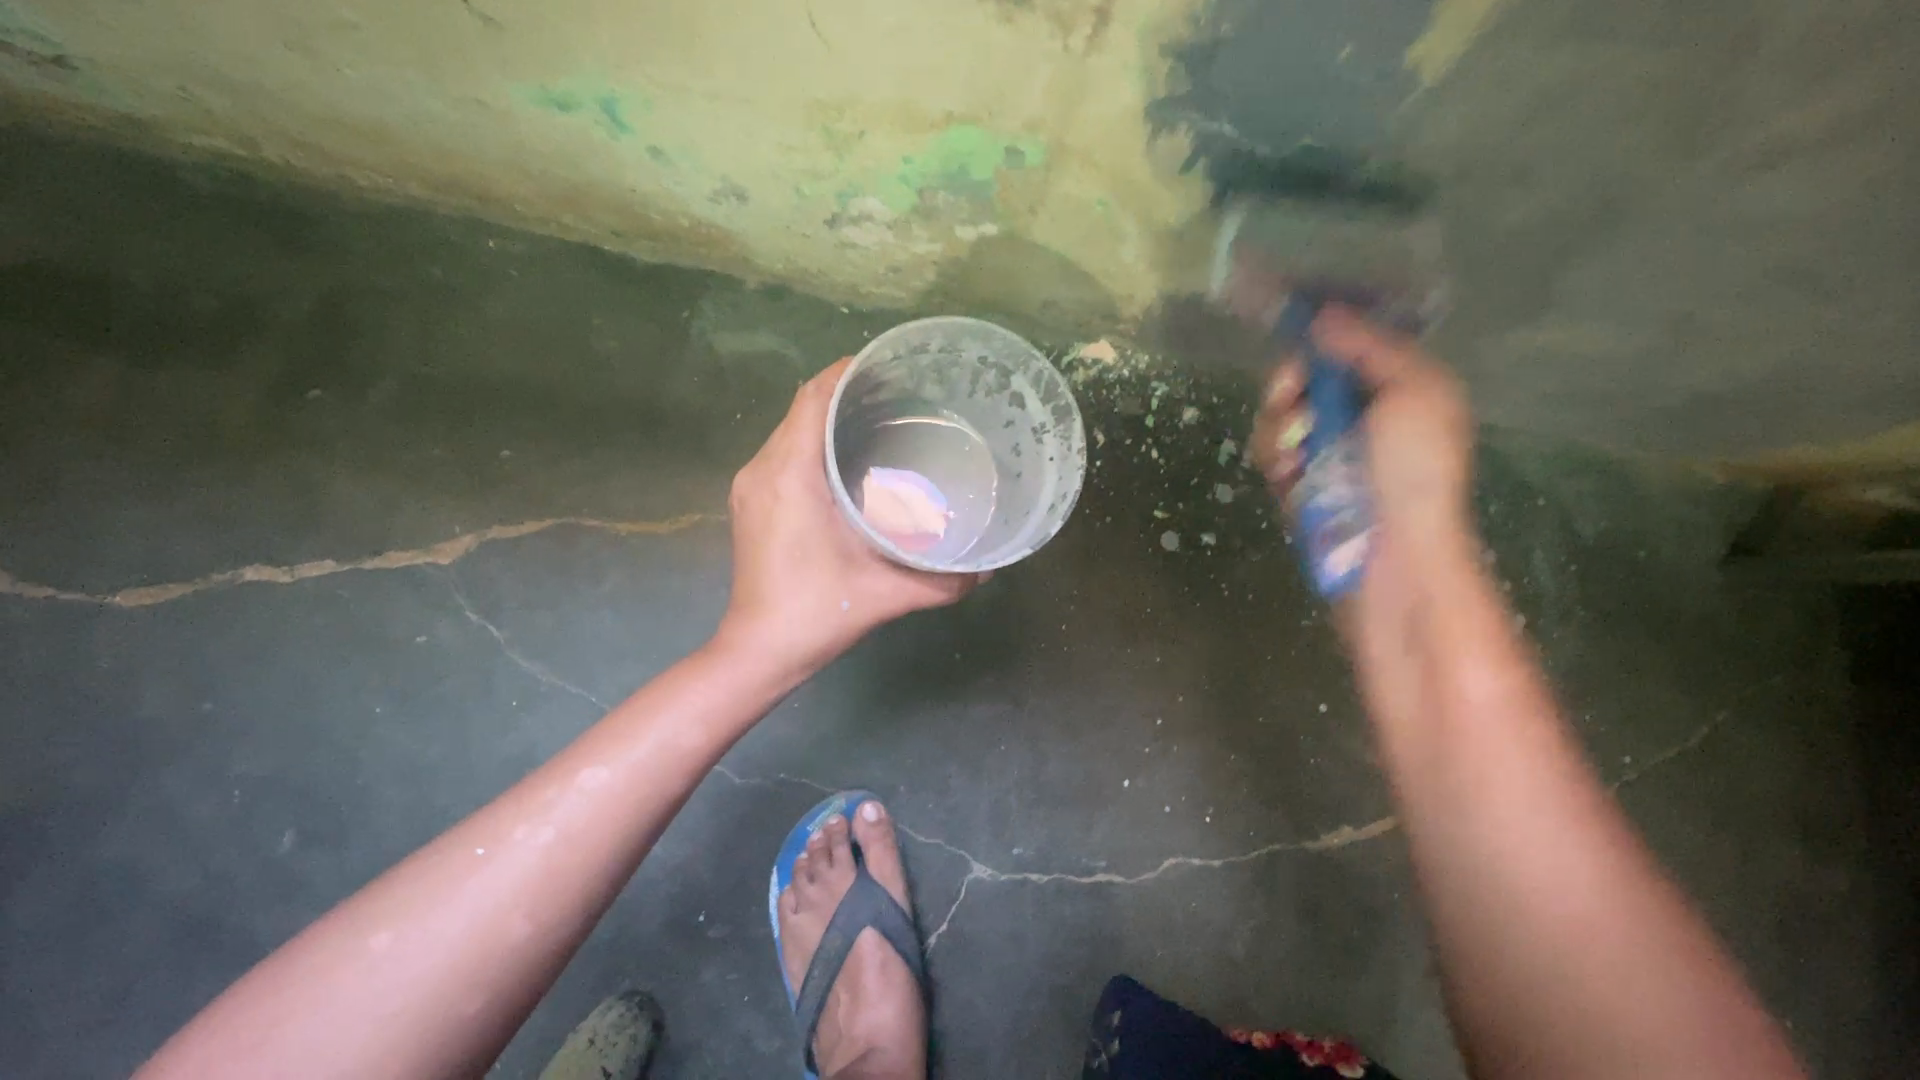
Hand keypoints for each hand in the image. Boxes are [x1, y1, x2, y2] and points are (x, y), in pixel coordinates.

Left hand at [718, 359, 981, 676]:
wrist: (758, 651)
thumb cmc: (818, 614)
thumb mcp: (889, 593)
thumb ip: (945, 581)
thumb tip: (988, 568)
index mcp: (790, 474)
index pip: (813, 397)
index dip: (849, 372)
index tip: (891, 367)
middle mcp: (763, 468)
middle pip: (802, 407)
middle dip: (847, 393)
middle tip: (900, 395)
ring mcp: (751, 485)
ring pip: (791, 429)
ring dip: (829, 417)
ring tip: (881, 420)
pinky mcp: (751, 502)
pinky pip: (784, 452)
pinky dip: (814, 442)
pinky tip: (849, 460)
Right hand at [1251, 307, 1476, 643]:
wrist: (1394, 557)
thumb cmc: (1415, 470)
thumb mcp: (1414, 392)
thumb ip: (1369, 347)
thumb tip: (1324, 314)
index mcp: (1398, 385)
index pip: (1346, 342)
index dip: (1315, 332)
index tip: (1284, 324)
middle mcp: (1361, 413)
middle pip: (1302, 376)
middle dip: (1288, 384)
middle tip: (1290, 397)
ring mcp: (1327, 450)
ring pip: (1278, 415)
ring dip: (1278, 428)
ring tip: (1294, 453)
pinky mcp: (1299, 484)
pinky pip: (1270, 455)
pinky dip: (1274, 460)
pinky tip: (1288, 475)